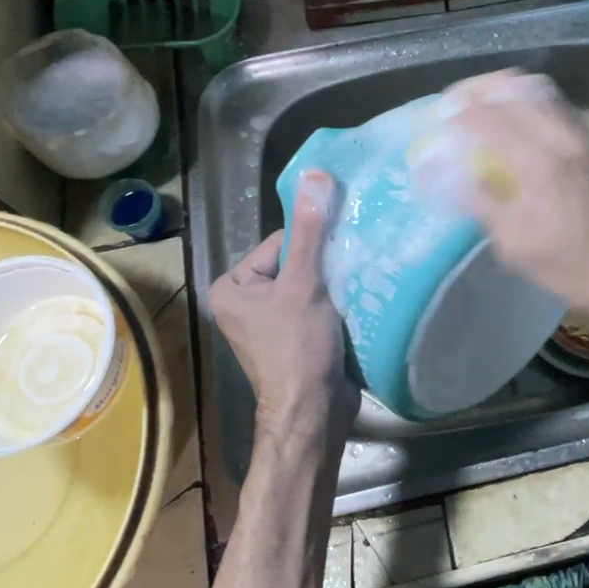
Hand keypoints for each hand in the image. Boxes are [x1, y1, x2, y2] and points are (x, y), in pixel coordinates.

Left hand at [208, 169, 354, 455]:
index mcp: (232, 286)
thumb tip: (316, 175)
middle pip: (296, 263)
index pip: (280, 243)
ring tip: (356, 289)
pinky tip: (356, 307)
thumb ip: (310, 231)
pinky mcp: (294, 340)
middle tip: (350, 274)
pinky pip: (317, 308)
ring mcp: (269, 324)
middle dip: (325, 268)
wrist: (314, 412)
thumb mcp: (304, 283)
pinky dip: (336, 306)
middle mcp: (244, 302)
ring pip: (311, 286)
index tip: (336, 262)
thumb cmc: (298, 347)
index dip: (312, 249)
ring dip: (335, 287)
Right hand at [442, 71, 588, 336]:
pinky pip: (551, 106)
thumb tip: (437, 170)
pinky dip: (524, 104)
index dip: (451, 116)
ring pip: (534, 90)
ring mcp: (578, 138)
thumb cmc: (571, 269)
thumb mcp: (514, 244)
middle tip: (450, 110)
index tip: (431, 128)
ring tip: (476, 113)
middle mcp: (559, 137)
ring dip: (501, 93)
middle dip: (474, 91)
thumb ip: (477, 200)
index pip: (483, 117)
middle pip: (511, 86)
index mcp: (537, 161)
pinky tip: (511, 129)